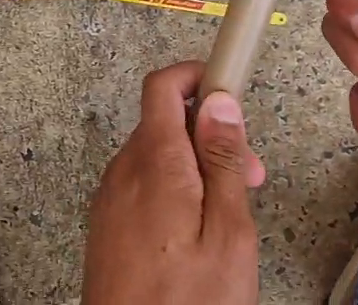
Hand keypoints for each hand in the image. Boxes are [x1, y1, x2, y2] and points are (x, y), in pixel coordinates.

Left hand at [83, 62, 264, 304]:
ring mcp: (111, 194)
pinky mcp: (107, 221)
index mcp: (155, 161)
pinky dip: (172, 189)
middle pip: (164, 121)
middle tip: (250, 177)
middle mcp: (125, 168)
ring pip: (156, 155)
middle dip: (208, 135)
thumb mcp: (228, 235)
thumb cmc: (188, 304)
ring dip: (193, 166)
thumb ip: (222, 162)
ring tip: (228, 215)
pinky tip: (195, 233)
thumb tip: (219, 102)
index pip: (162, 86)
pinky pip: (142, 183)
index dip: (194, 76)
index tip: (228, 89)